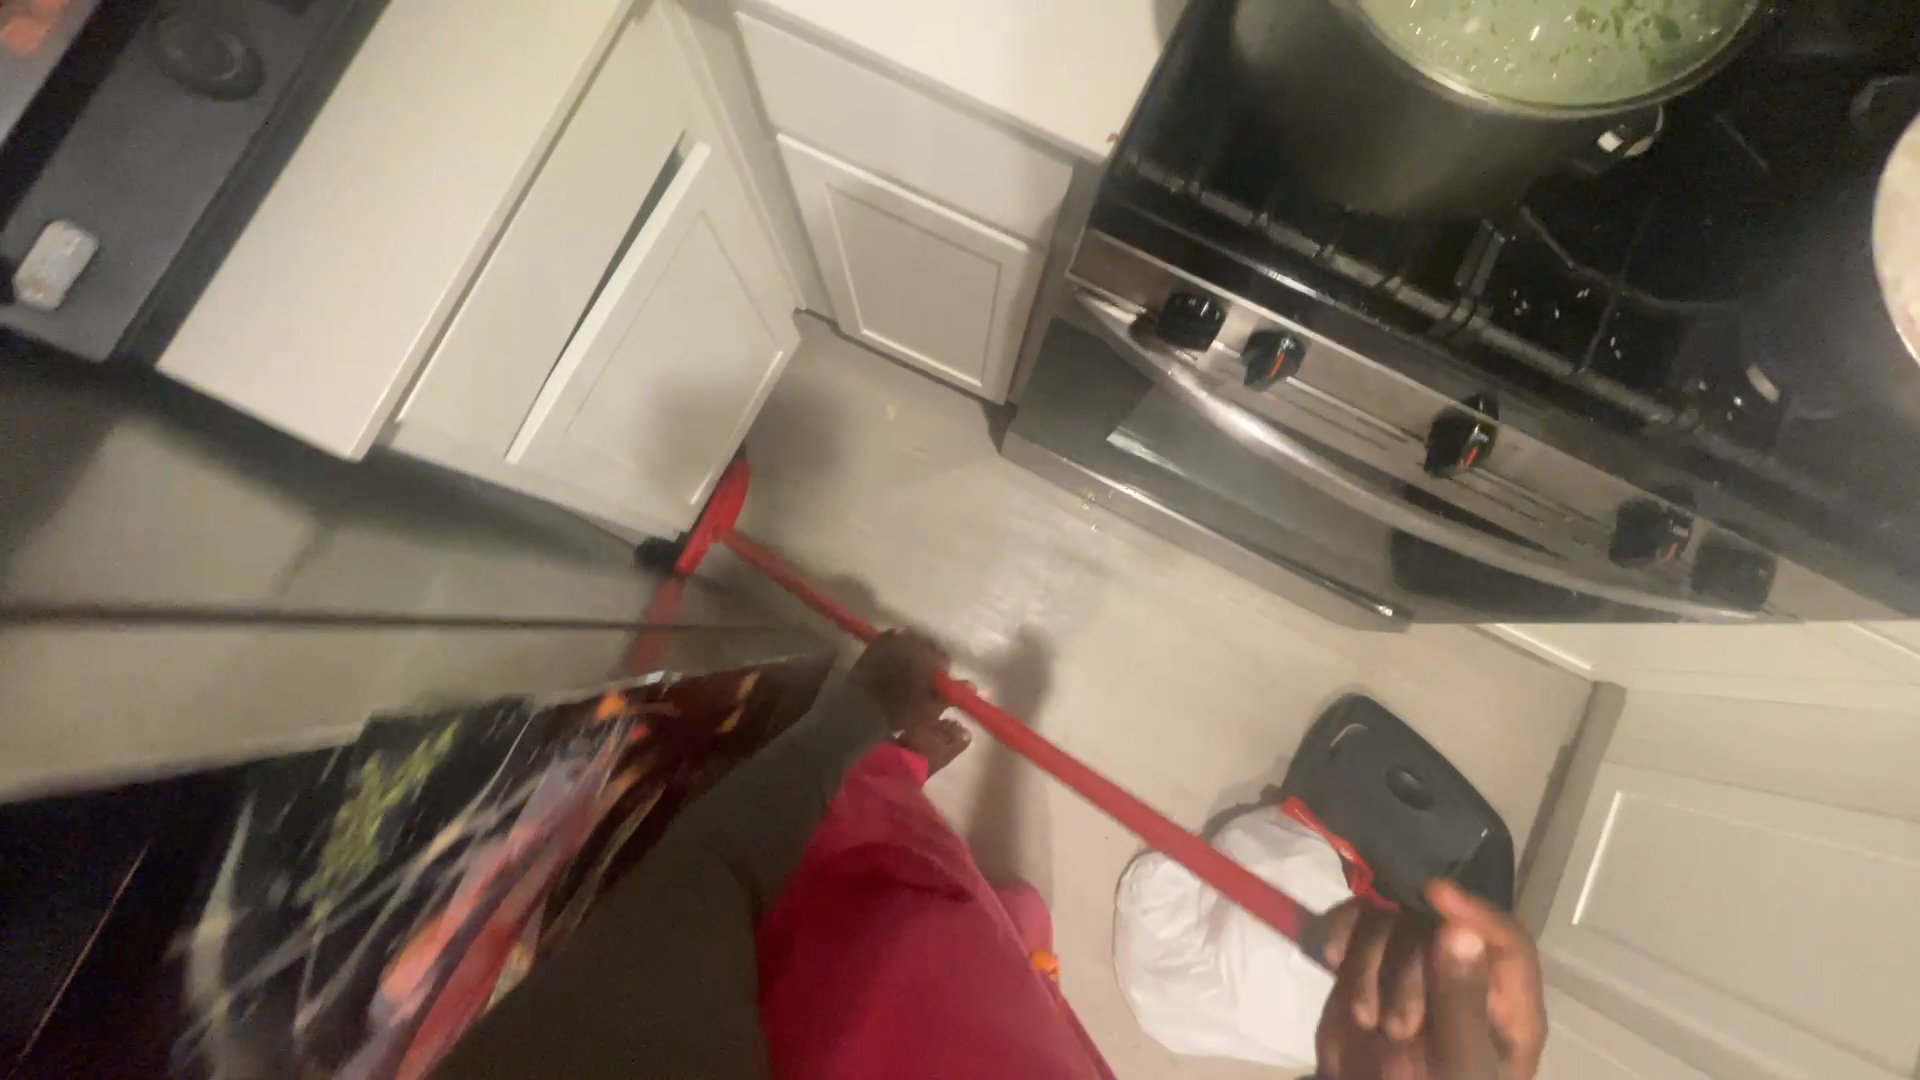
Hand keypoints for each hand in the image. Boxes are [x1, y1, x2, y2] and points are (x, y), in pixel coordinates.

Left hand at [847, 630, 950, 733]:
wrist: (862, 706)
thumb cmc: (900, 710)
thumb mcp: (931, 708)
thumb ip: (950, 694)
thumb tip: (972, 686)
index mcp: (932, 656)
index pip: (944, 659)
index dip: (940, 672)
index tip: (934, 685)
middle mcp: (916, 641)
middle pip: (928, 646)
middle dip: (927, 658)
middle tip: (919, 677)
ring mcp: (895, 639)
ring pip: (910, 640)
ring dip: (911, 651)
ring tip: (904, 669)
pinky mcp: (877, 642)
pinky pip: (892, 639)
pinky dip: (894, 648)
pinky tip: (890, 662)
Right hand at [1314, 881, 1545, 1079]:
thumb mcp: (1458, 1066)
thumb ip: (1460, 1000)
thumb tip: (1461, 928)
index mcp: (1505, 1003)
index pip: (1506, 940)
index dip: (1474, 911)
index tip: (1433, 894)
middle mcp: (1462, 970)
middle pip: (1437, 925)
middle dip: (1406, 968)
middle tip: (1395, 1027)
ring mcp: (1411, 959)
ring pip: (1392, 916)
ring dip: (1368, 961)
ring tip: (1364, 1018)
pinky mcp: (1368, 954)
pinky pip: (1355, 916)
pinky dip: (1341, 932)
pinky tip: (1331, 962)